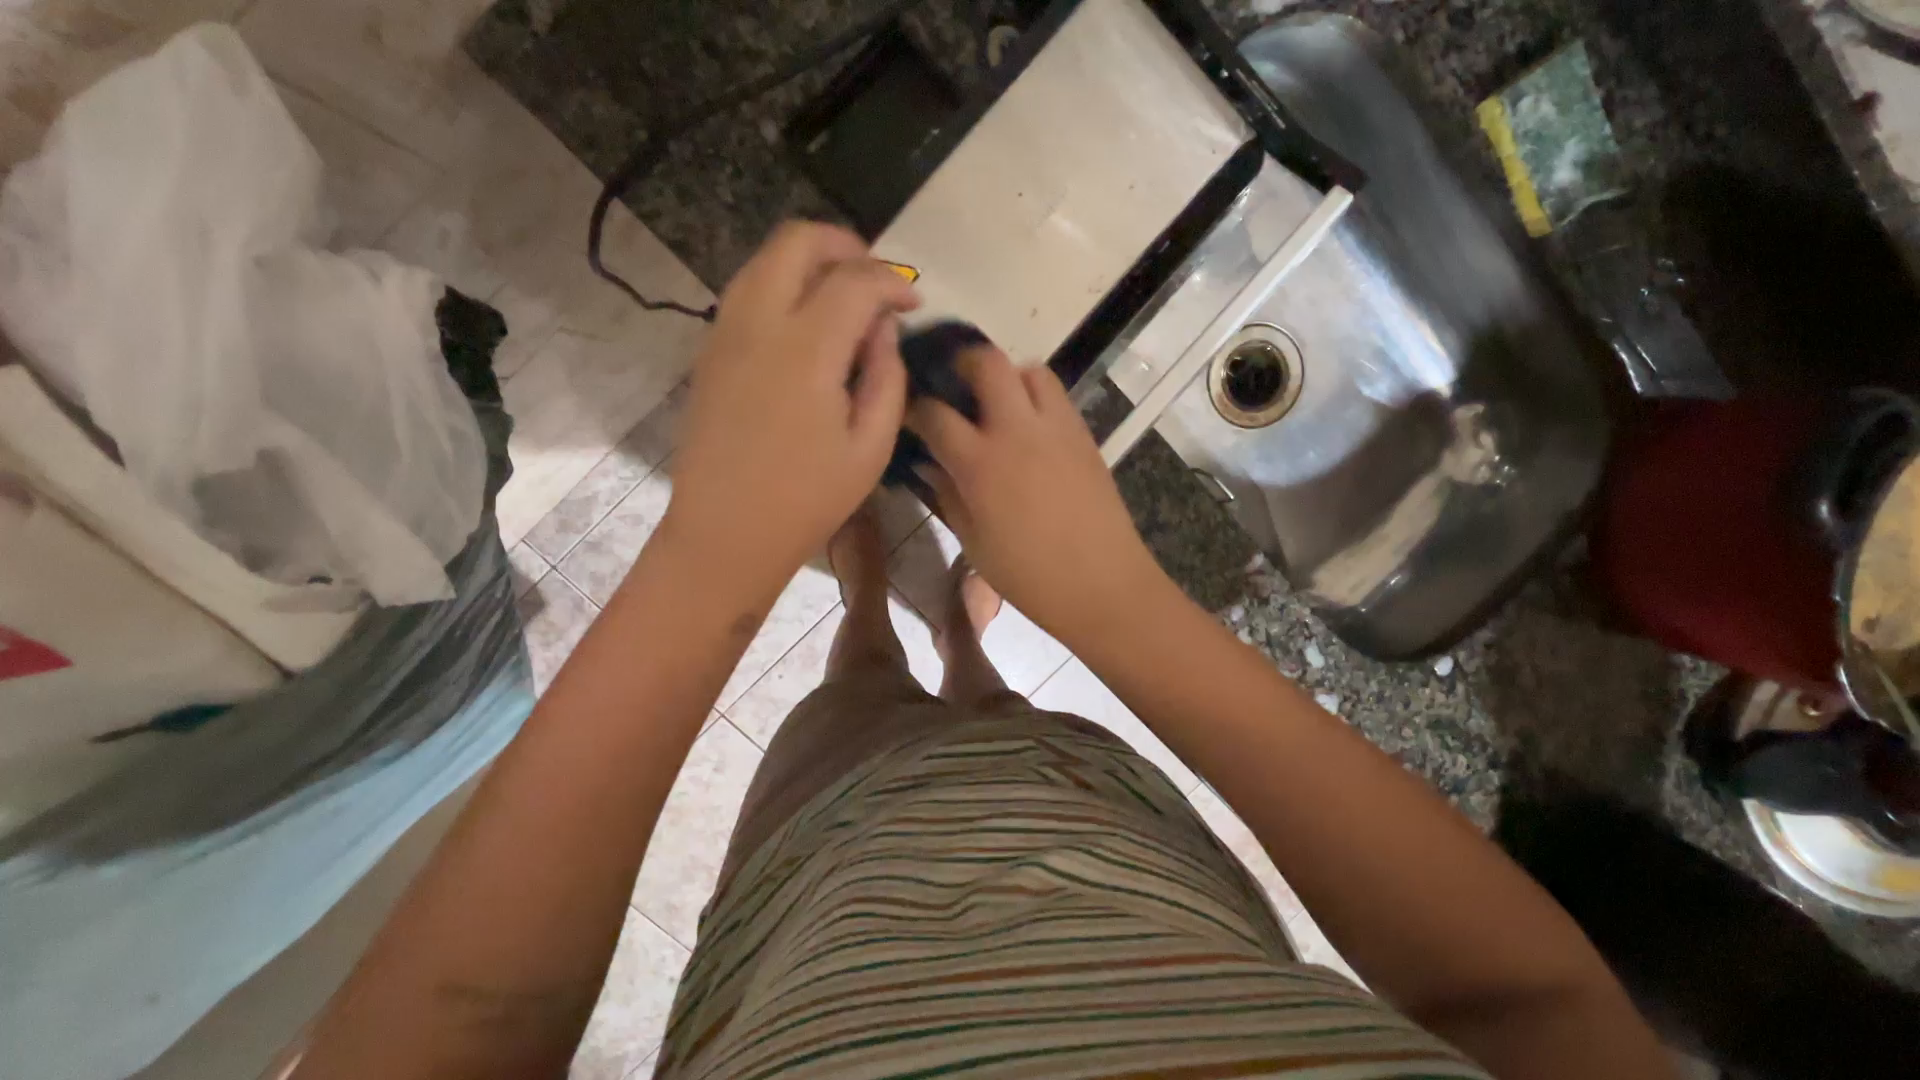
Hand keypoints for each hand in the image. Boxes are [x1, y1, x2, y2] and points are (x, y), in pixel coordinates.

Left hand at [666, 222, 918, 580]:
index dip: (893, 281)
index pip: (856, 280)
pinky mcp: (709, 351)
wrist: (725, 533)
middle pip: (797, 241)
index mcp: (806, 349)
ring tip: (844, 298)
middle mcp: (759, 323)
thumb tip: (882, 330)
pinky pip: (747, 291)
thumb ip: (887, 377)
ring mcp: (725, 333)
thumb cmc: (807, 500)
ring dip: (809, 262)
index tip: (914, 304)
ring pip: (765, 259)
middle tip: (876, 279)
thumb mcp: (870, 447)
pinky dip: (782, 287)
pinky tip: (807, 327)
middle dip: (845, 246)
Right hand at [907, 344, 1166, 641]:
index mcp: (981, 463)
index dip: (914, 406)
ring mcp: (1056, 428)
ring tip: (996, 403)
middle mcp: (1017, 430)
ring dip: (1007, 376)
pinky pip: (1056, 397)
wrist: (1103, 584)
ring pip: (1029, 370)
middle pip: (987, 363)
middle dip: (963, 362)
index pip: (935, 413)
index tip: (906, 410)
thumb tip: (928, 463)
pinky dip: (1035, 398)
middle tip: (952, 382)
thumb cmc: (1029, 576)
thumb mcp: (974, 543)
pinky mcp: (1083, 435)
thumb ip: (947, 495)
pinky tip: (1027, 429)